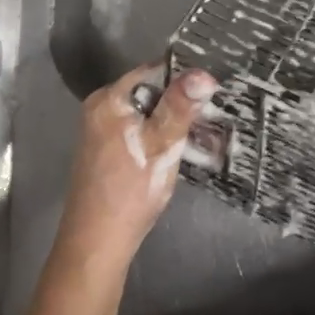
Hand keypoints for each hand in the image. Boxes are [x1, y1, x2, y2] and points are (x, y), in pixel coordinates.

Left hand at [61, 64, 216, 263]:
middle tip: (217, 112)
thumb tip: (203, 72)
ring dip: (177, 121)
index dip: (187, 78)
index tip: (216, 88)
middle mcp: (102, 108)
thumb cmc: (130, 191)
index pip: (156, 70)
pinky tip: (187, 147)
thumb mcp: (162, 144)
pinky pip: (143, 129)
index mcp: (109, 99)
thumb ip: (180, 106)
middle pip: (153, 91)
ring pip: (150, 112)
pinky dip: (163, 135)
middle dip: (184, 102)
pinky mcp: (109, 149)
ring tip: (209, 130)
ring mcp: (103, 129)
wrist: (97, 244)